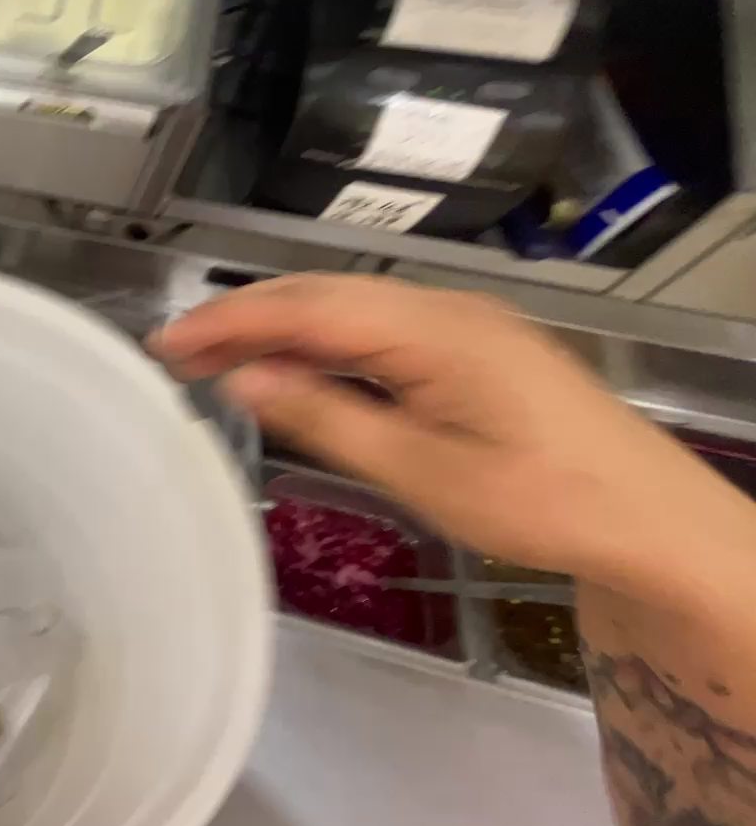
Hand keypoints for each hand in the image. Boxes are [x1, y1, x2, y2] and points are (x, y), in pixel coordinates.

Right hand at [151, 274, 755, 610]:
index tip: (166, 343)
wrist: (659, 529)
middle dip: (236, 318)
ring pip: (335, 309)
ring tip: (206, 359)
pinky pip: (362, 329)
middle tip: (172, 350)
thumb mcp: (422, 470)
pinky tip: (276, 366)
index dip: (229, 321)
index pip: (307, 309)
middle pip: (315, 296)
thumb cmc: (545, 504)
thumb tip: (243, 380)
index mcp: (437, 332)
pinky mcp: (456, 347)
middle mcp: (442, 311)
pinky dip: (306, 344)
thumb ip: (325, 416)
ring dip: (266, 329)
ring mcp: (452, 325)